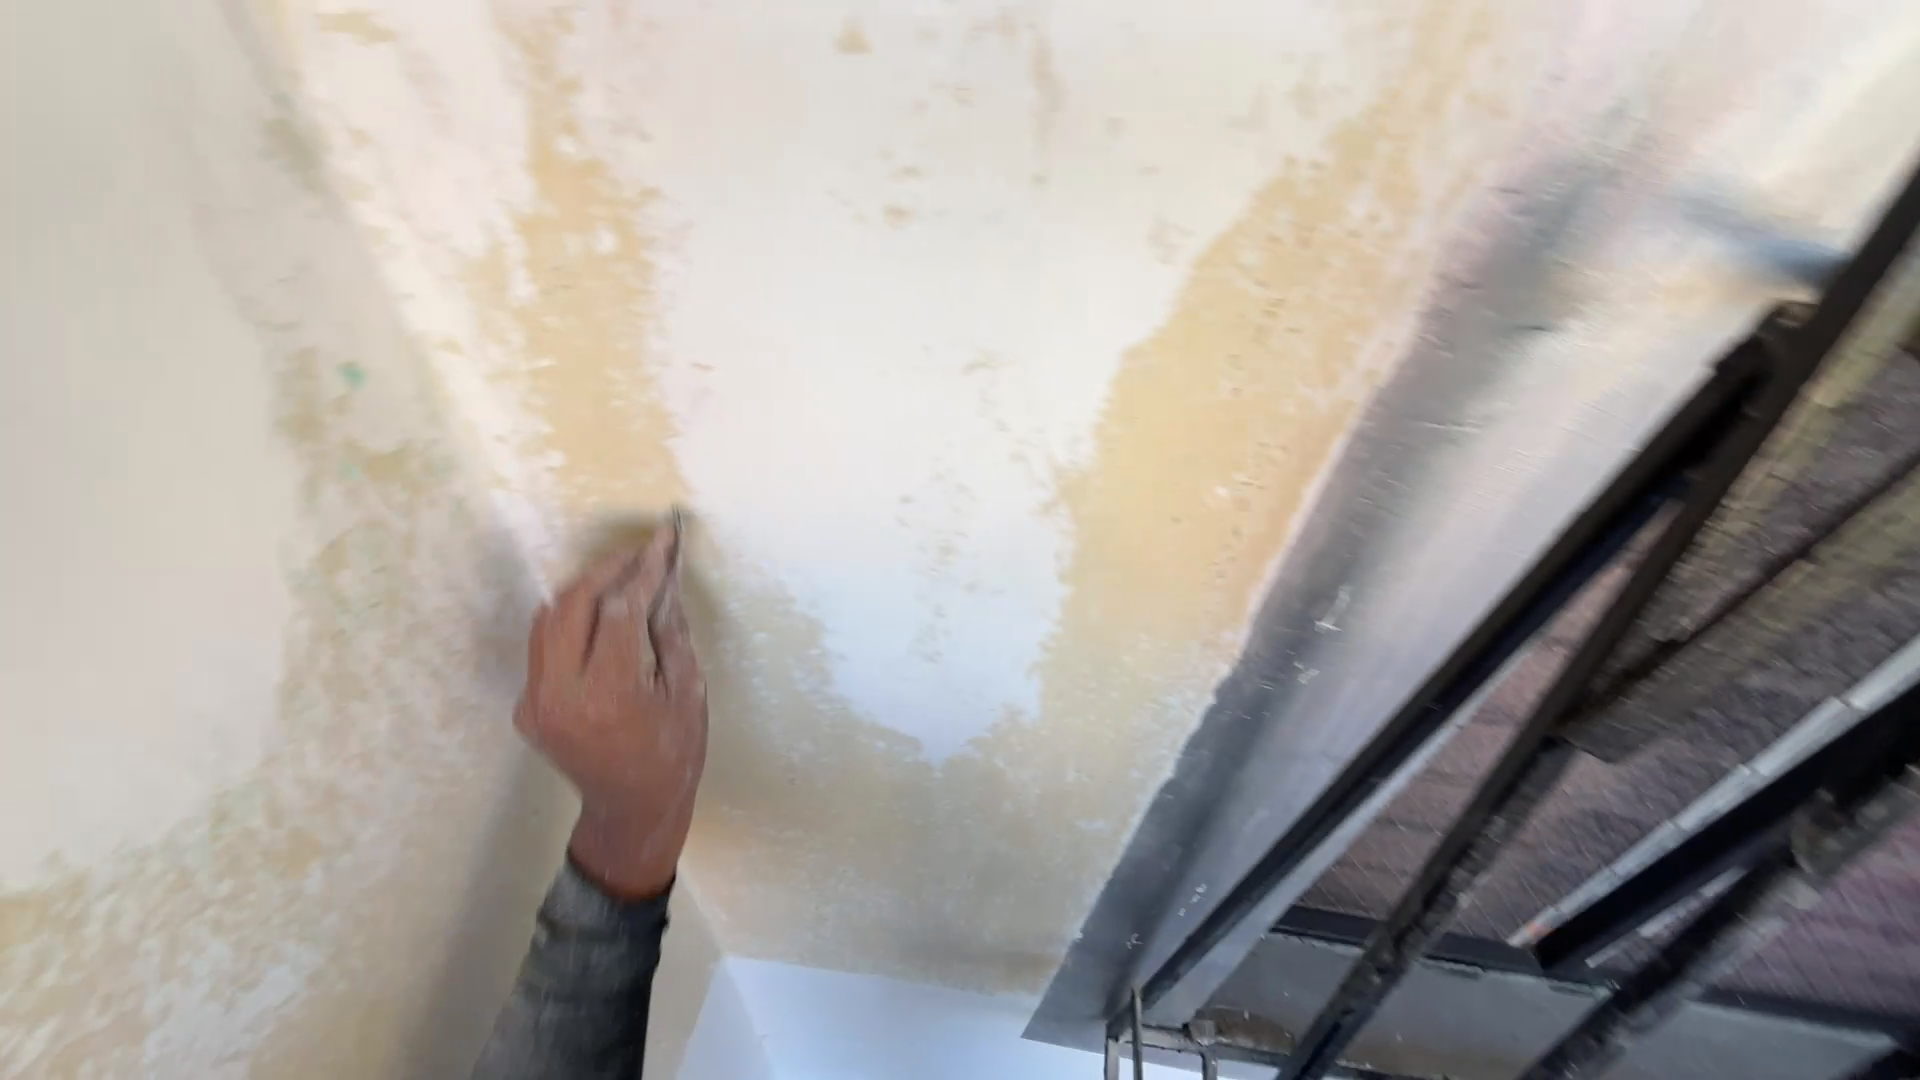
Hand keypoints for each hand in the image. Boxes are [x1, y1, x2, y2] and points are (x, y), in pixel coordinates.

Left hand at [514, 522, 706, 898]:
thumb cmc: (674, 754)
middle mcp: (560, 697)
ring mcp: (535, 704)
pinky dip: (573, 622)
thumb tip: (664, 580)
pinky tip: (601, 618)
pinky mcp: (526, 708)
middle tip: (640, 553)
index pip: (620, 611)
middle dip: (607, 571)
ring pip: (548, 620)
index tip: (662, 540)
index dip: (644, 570)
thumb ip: (670, 632)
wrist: (631, 809)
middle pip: (570, 605)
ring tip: (622, 576)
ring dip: (585, 591)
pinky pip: (545, 648)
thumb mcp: (688, 692)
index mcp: (609, 696)